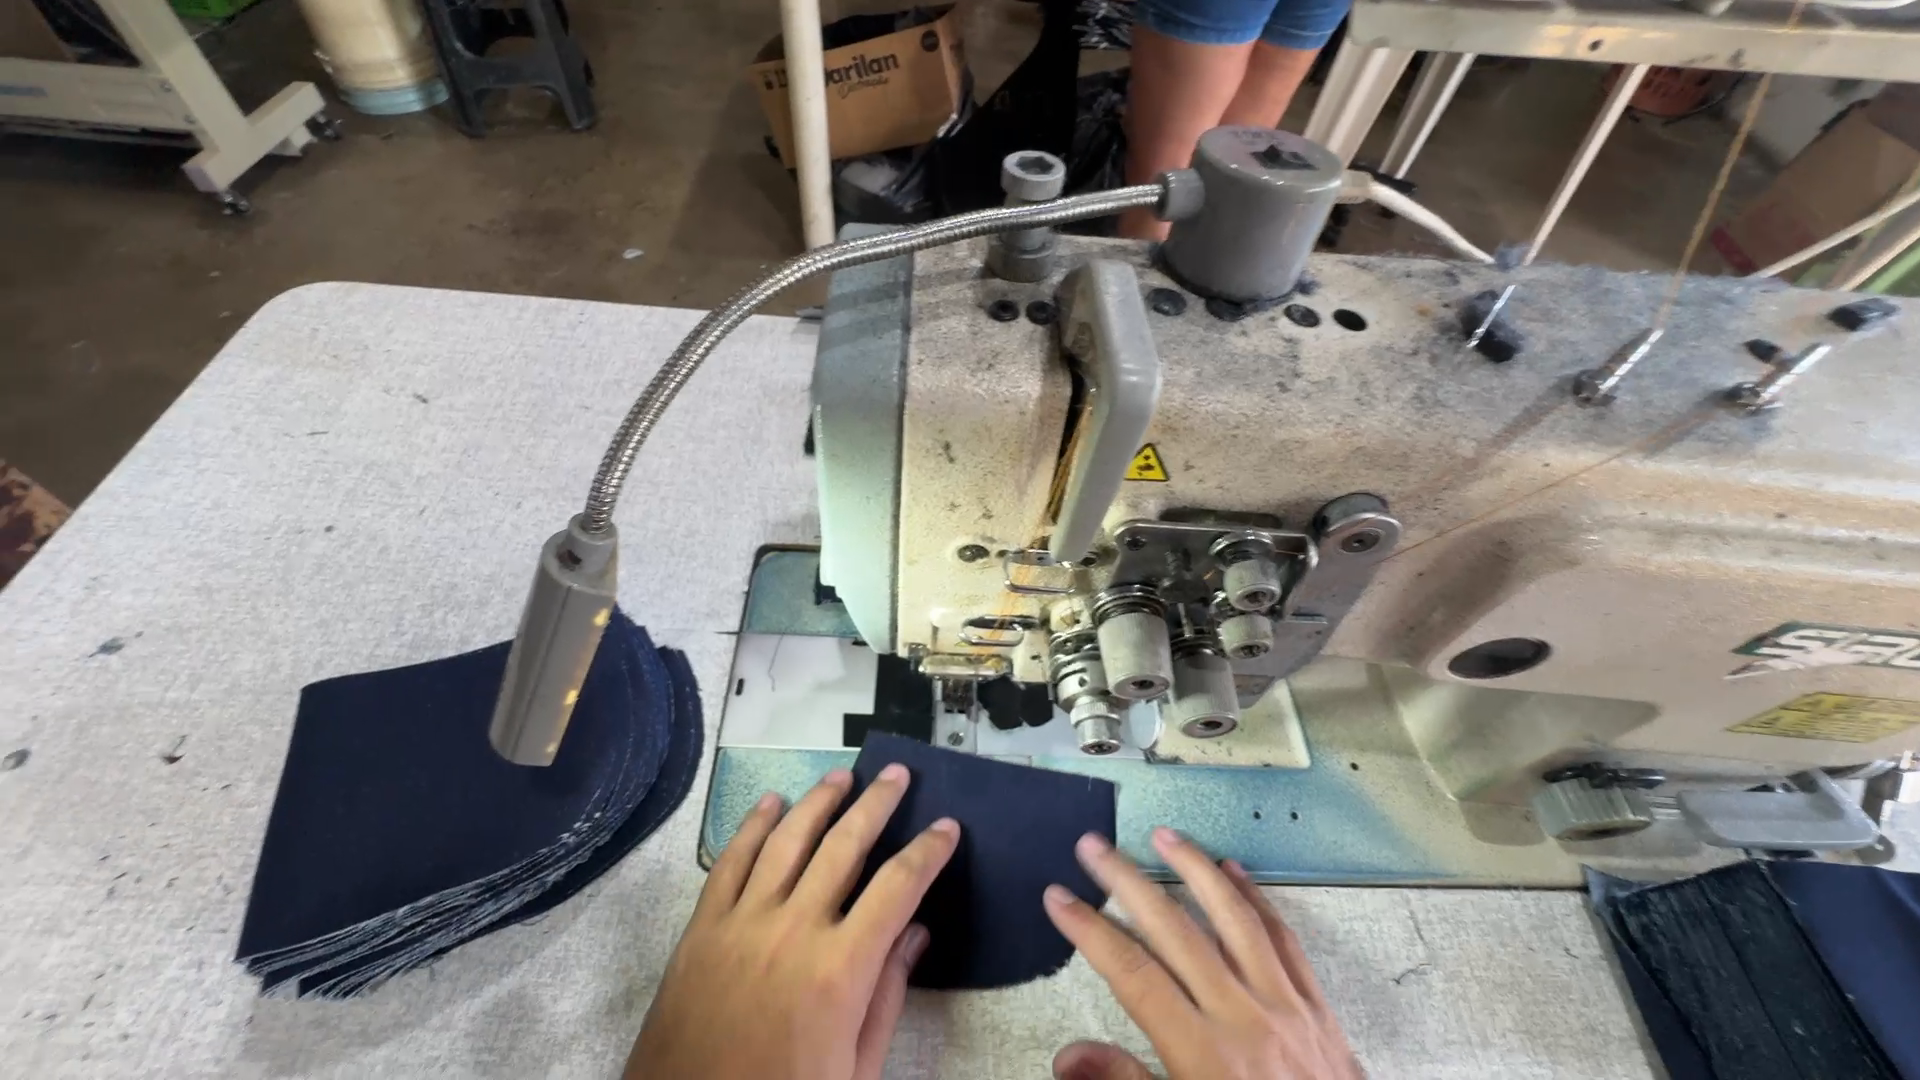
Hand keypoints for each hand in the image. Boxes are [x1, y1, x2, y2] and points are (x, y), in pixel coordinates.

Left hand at [625, 766, 960, 1079]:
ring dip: (818, 801)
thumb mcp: (856, 1071)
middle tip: (896, 773)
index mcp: (839, 970)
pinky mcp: (702, 929)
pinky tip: (770, 802)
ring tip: (842, 775)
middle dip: (877, 803)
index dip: (927, 852)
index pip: (898, 887)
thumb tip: (915, 931)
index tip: (947, 827)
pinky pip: (730, 862)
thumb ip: (887, 996)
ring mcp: (743, 923)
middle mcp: (793, 930)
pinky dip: (752, 826)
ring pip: (788, 840)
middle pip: (845, 844)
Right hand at [1042, 828, 1361, 1079]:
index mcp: (1204, 1056)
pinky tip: (1234, 870)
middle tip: (1092, 845)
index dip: (1091, 932)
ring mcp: (1285, 1005)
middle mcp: (1243, 1017)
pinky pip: (1284, 940)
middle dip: (1127, 882)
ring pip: (1234, 919)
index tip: (1057, 897)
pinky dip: (1257, 900)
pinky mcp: (1318, 1007)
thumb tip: (1066, 1055)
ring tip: (1163, 834)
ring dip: (1195, 870)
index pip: (1134, 976)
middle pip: (1175, 932)